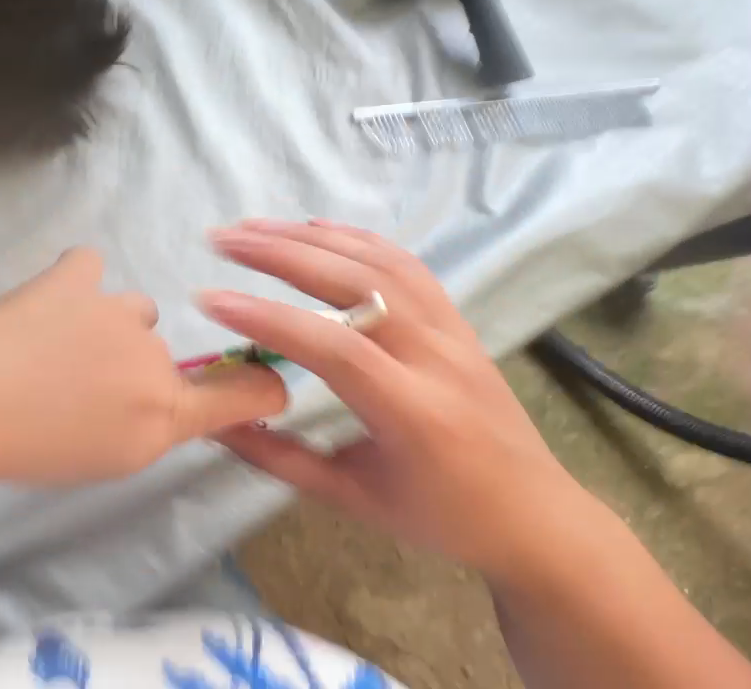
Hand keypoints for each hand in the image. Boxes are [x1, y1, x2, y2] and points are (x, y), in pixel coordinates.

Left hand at [0, 248, 288, 484]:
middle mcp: (154, 363)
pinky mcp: (75, 279)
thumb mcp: (102, 459)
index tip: (256, 381)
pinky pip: (89, 264)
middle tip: (76, 379)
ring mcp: (117, 314)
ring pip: (133, 309)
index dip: (259, 386)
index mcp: (165, 418)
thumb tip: (147, 402)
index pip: (248, 396)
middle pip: (164, 354)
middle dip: (132, 364)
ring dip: (107, 322)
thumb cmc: (25, 447)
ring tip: (55, 339)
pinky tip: (47, 295)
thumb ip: (142, 428)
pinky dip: (74, 278)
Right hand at [201, 220, 595, 581]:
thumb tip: (208, 419)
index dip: (267, 319)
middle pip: (356, 285)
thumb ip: (274, 455)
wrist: (542, 523)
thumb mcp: (348, 497)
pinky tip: (312, 227)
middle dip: (281, 254)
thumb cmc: (439, 518)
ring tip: (251, 227)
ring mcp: (453, 335)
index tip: (208, 300)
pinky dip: (354, 238)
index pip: (334, 349)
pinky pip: (405, 266)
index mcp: (414, 412)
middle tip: (221, 241)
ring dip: (310, 237)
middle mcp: (438, 360)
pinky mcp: (456, 323)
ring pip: (379, 263)